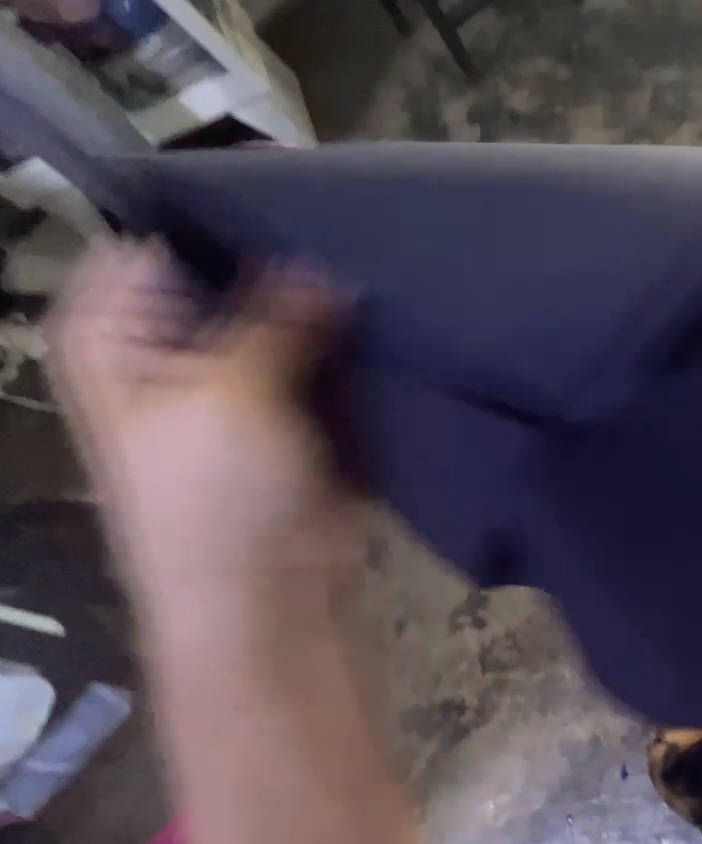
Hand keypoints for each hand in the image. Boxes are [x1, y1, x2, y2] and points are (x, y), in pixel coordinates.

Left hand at [47, 239, 359, 608]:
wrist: (270, 591)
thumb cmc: (216, 496)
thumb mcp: (228, 396)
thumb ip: (274, 325)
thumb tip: (320, 268)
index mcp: (123, 335)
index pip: (162, 248)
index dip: (224, 229)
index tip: (301, 215)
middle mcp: (182, 352)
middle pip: (240, 286)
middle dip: (297, 274)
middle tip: (363, 250)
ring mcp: (254, 387)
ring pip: (299, 329)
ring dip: (340, 320)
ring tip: (393, 289)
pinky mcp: (311, 419)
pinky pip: (339, 371)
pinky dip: (365, 358)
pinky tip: (400, 335)